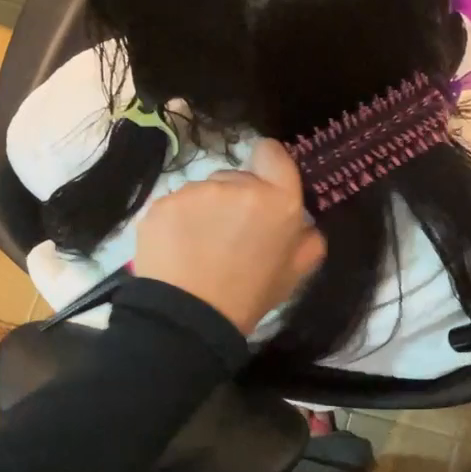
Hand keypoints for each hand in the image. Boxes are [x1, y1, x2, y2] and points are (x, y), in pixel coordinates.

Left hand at [133, 139, 325, 333]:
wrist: (188, 318)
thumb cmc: (249, 296)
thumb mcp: (295, 274)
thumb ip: (308, 239)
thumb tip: (304, 224)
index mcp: (278, 201)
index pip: (272, 153)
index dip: (269, 165)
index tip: (263, 190)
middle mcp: (238, 186)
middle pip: (238, 176)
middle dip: (237, 198)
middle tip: (232, 235)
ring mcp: (196, 192)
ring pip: (205, 190)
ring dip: (207, 210)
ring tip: (202, 247)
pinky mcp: (162, 203)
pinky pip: (176, 204)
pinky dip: (179, 222)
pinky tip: (179, 249)